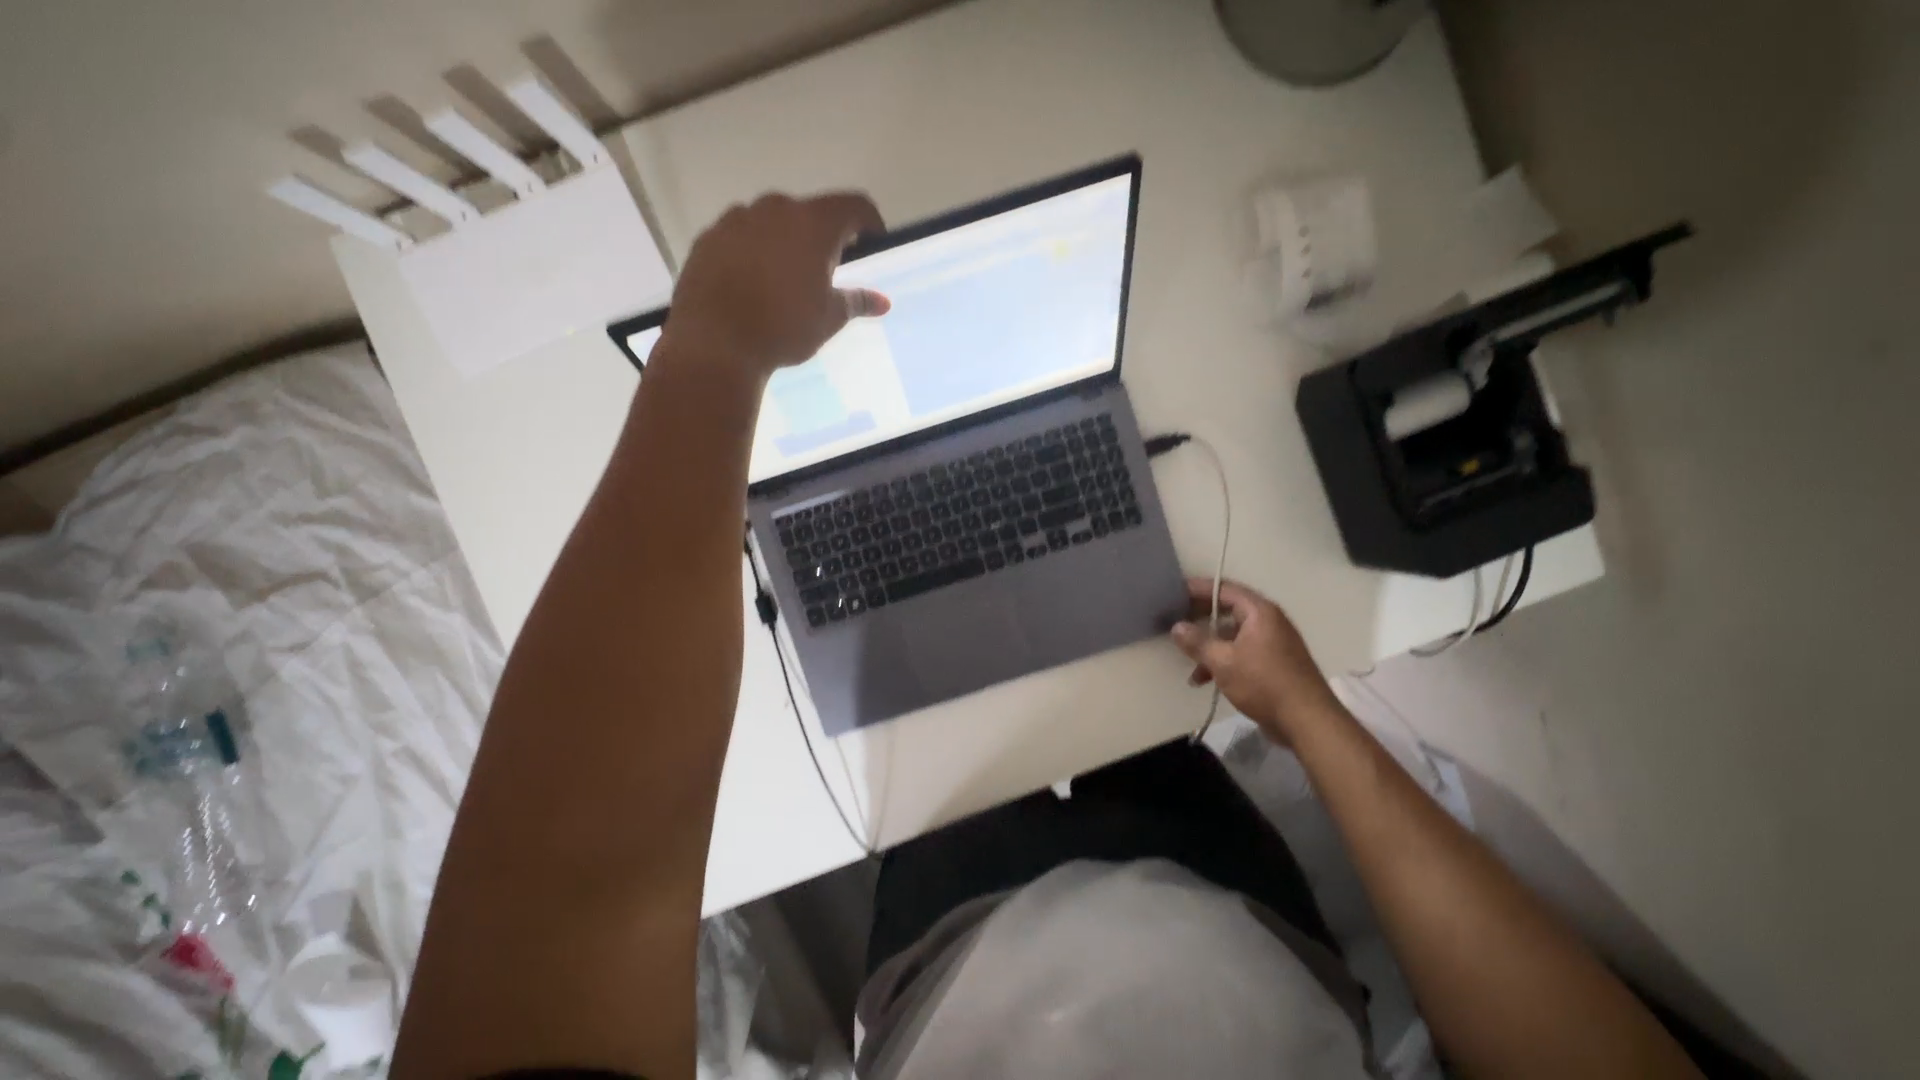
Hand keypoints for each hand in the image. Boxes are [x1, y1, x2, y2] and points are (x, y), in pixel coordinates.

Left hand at [661, 192, 891, 374]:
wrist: (714, 344)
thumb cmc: (784, 328)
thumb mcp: (829, 318)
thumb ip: (857, 301)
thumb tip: (882, 302)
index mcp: (814, 223)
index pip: (854, 206)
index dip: (868, 223)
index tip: (870, 244)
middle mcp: (775, 209)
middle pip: (809, 212)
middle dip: (820, 236)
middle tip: (823, 271)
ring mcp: (736, 219)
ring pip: (771, 222)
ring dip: (783, 242)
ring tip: (782, 280)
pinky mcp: (707, 238)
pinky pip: (739, 237)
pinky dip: (750, 252)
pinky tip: (749, 285)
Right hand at [1171, 577, 1339, 742]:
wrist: (1306, 720)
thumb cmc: (1263, 683)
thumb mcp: (1223, 662)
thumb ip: (1198, 642)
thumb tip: (1176, 627)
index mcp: (1259, 612)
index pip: (1225, 590)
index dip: (1199, 589)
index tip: (1175, 591)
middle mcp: (1269, 622)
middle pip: (1229, 611)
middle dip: (1201, 618)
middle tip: (1175, 620)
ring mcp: (1274, 643)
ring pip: (1234, 636)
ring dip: (1210, 646)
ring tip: (1187, 661)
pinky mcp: (1274, 664)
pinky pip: (1242, 653)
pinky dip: (1224, 661)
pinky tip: (1205, 680)